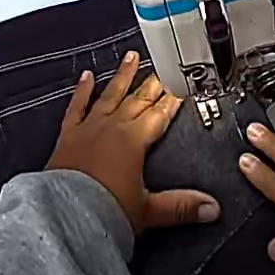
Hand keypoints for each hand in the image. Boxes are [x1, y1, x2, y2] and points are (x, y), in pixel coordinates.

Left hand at [47, 51, 220, 233]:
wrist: (63, 217)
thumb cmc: (103, 213)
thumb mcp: (149, 211)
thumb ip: (181, 206)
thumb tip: (211, 208)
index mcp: (134, 141)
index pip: (160, 114)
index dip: (173, 99)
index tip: (182, 85)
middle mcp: (113, 127)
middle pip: (139, 99)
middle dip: (154, 83)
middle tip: (164, 66)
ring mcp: (89, 128)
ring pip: (110, 94)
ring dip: (123, 75)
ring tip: (131, 56)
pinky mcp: (68, 135)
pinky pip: (77, 106)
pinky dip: (82, 90)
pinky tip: (86, 76)